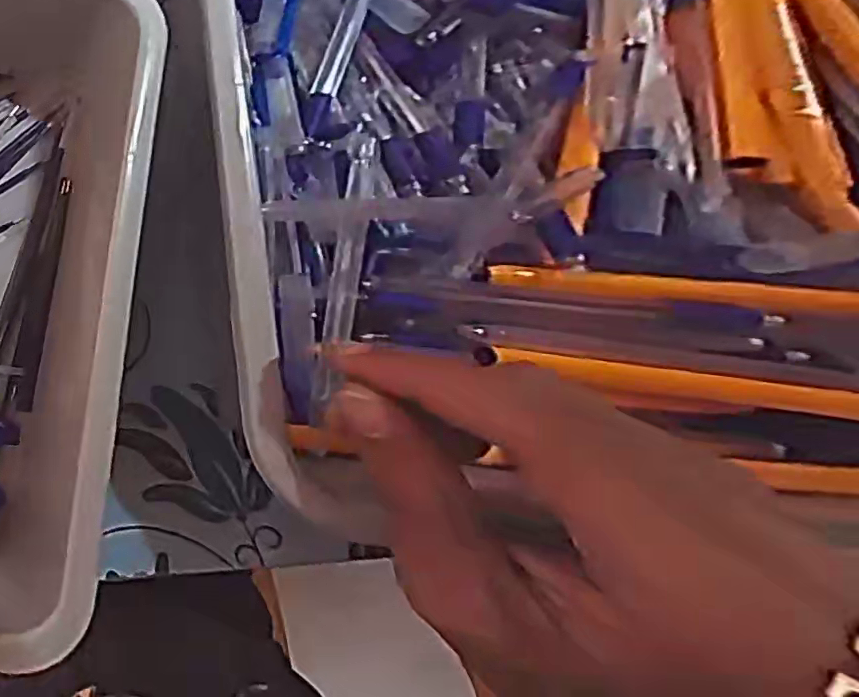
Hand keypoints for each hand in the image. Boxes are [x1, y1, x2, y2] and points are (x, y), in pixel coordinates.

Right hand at [329, 345, 858, 696]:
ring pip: (544, 395)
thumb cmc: (608, 674)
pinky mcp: (689, 464)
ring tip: (406, 428)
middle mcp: (673, 465)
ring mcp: (689, 461)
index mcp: (635, 511)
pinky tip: (477, 451)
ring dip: (459, 395)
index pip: (501, 402)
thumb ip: (421, 508)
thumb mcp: (492, 616)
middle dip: (424, 382)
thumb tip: (358, 407)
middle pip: (520, 390)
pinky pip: (571, 412)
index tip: (333, 359)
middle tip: (357, 402)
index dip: (408, 370)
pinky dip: (501, 413)